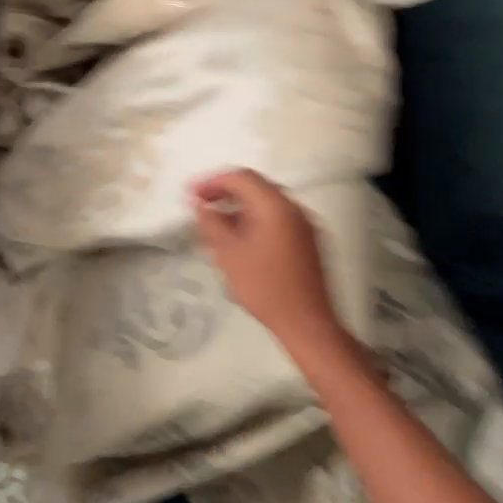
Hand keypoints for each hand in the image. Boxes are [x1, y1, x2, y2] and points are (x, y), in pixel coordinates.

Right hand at [190, 169, 344, 347]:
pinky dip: (256, 219)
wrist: (307, 324)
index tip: (192, 195)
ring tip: (217, 224)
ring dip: (240, 206)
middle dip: (226, 191)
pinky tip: (241, 239)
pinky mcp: (309, 242)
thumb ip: (211, 223)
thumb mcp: (228, 253)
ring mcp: (307, 226)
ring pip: (268, 203)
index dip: (213, 181)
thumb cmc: (264, 287)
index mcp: (276, 207)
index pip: (242, 177)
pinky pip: (278, 218)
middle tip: (202, 204)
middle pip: (257, 186)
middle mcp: (295, 209)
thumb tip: (202, 205)